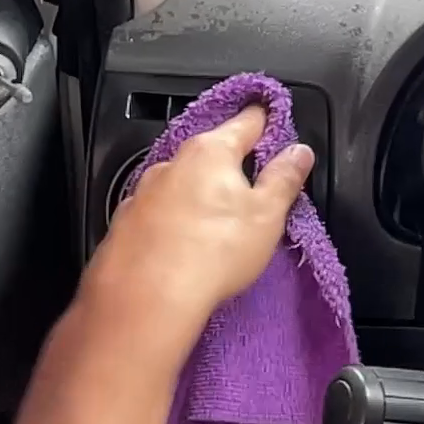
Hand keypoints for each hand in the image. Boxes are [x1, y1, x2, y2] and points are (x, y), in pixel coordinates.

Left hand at [85, 107, 314, 333]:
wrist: (144, 303)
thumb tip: (299, 151)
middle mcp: (172, 163)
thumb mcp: (267, 214)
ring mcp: (143, 193)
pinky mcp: (124, 224)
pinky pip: (158, 214)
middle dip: (233, 166)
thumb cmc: (211, 254)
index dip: (267, 120)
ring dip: (201, 195)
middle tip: (256, 191)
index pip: (248, 121)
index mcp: (211, 151)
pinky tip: (184, 246)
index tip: (275, 122)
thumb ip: (285, 177)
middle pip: (212, 152)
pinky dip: (174, 222)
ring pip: (182, 183)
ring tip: (219, 227)